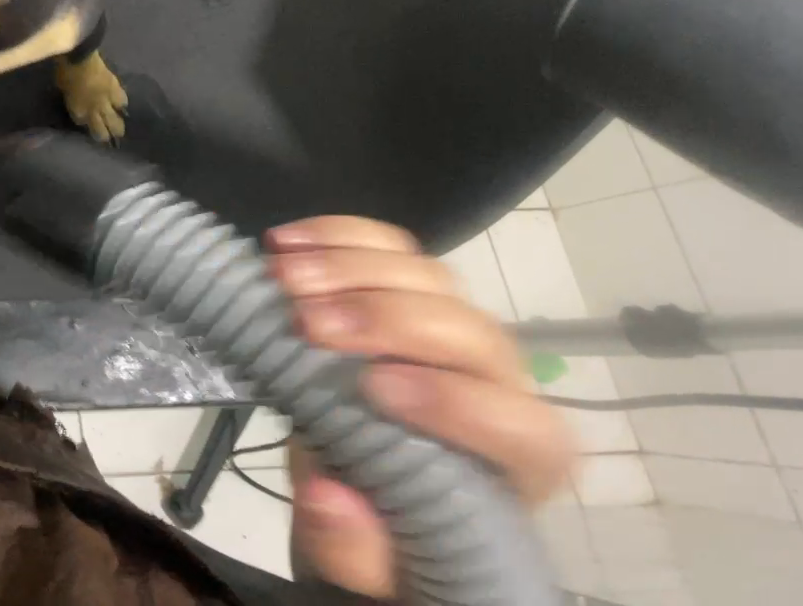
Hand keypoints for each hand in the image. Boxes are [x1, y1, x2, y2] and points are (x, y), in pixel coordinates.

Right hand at [266, 216, 576, 599]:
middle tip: (305, 319)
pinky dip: (335, 234)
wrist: (366, 478)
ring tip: (282, 273)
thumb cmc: (383, 530)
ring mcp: (448, 326)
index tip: (373, 390)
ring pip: (427, 275)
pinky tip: (284, 240)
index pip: (520, 427)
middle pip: (468, 332)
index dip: (458, 403)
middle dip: (386, 319)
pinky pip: (385, 245)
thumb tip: (329, 495)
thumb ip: (356, 550)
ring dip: (351, 265)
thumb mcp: (365, 567)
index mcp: (514, 463)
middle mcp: (497, 383)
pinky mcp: (400, 289)